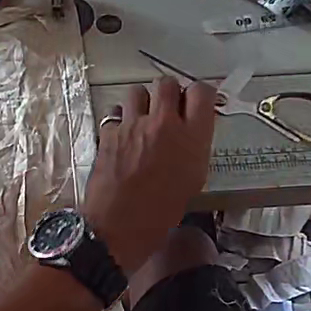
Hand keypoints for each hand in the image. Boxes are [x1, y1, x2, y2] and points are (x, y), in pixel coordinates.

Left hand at [82, 76, 216, 273]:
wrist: (118, 227)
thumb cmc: (160, 214)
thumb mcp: (193, 181)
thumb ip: (195, 149)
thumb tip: (193, 133)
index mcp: (192, 137)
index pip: (202, 92)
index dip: (202, 94)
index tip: (199, 101)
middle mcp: (163, 124)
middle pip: (168, 83)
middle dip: (170, 93)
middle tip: (170, 109)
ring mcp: (133, 126)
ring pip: (138, 91)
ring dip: (144, 102)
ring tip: (145, 120)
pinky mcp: (109, 133)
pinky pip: (117, 112)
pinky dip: (122, 119)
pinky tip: (125, 135)